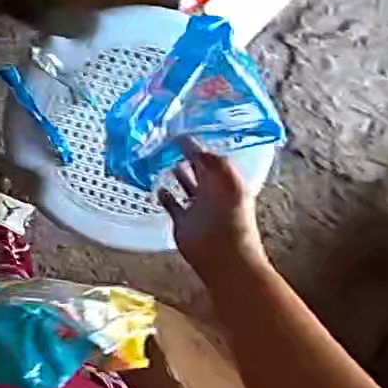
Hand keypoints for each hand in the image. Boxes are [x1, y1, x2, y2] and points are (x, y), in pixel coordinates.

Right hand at [158, 145, 266, 276]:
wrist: (223, 254)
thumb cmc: (230, 218)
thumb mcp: (228, 182)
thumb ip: (212, 162)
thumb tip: (192, 143)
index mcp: (225, 181)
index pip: (208, 157)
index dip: (194, 145)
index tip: (175, 132)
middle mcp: (212, 192)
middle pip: (197, 169)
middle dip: (183, 155)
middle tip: (163, 142)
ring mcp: (197, 206)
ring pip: (184, 184)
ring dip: (174, 172)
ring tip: (159, 159)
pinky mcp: (183, 220)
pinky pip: (171, 203)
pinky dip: (164, 194)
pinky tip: (157, 187)